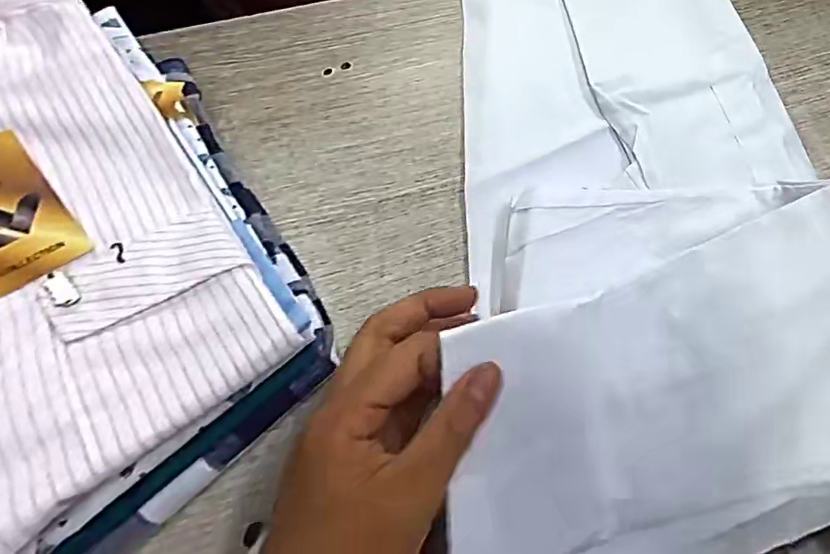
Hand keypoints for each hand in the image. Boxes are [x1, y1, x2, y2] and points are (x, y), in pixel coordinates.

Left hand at [265, 287, 502, 553]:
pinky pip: (389, 398)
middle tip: (471, 300)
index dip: (450, 343)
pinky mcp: (352, 453)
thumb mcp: (413, 489)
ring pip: (381, 365)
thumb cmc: (354, 549)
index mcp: (343, 416)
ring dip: (424, 342)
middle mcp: (336, 414)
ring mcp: (341, 433)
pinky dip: (422, 380)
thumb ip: (454, 424)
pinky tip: (453, 385)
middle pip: (378, 338)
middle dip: (424, 311)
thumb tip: (490, 368)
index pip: (404, 354)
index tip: (494, 349)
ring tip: (470, 335)